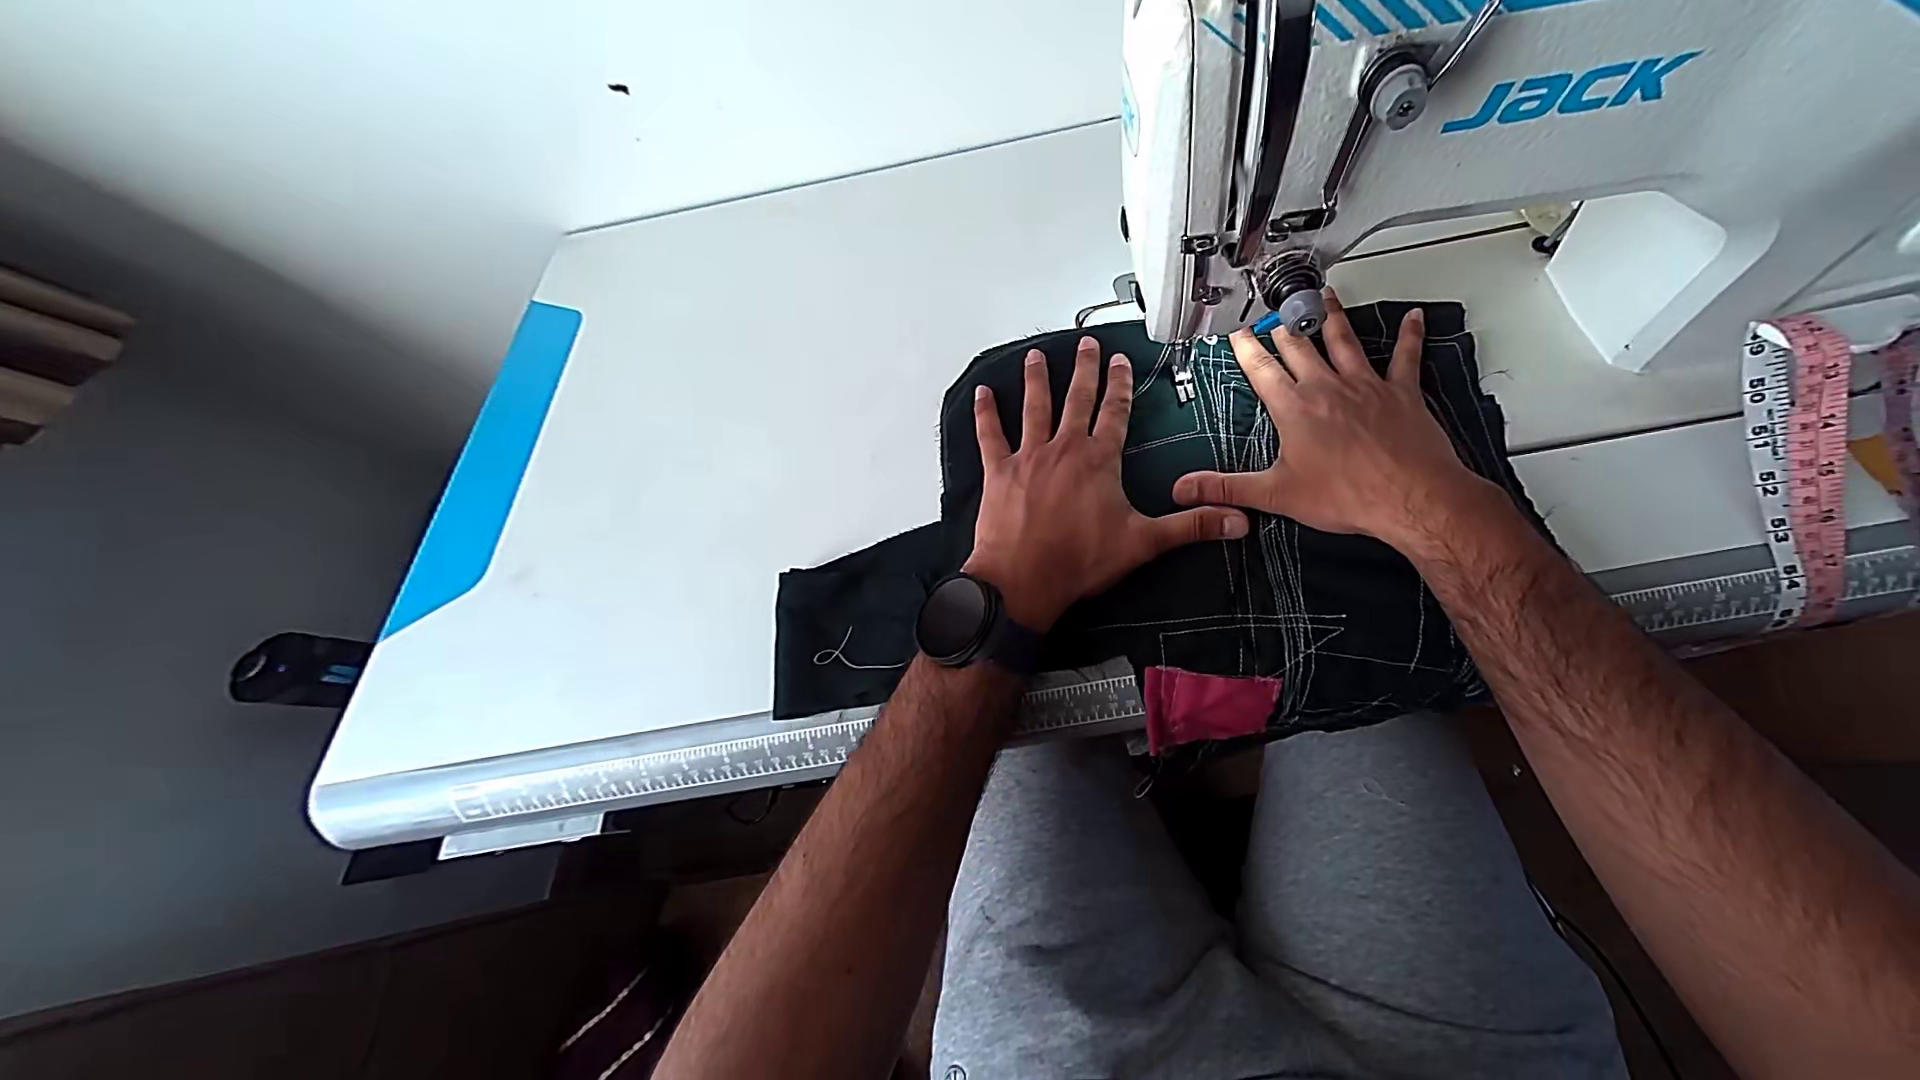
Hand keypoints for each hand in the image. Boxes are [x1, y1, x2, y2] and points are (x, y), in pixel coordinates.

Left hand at [965, 336, 1248, 629]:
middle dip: (1084, 370)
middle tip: (1085, 345)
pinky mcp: (999, 472)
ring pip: (1034, 407)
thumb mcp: (1143, 542)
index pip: (1115, 412)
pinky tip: (981, 393)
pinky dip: (985, 413)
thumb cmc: (1078, 561)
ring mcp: (1029, 457)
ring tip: (1036, 356)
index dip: (1120, 385)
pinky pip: (990, 434)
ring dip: (1036, 380)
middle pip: (1077, 399)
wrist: (1024, 580)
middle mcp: (1064, 449)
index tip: (1121, 361)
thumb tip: (1237, 521)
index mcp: (1099, 460)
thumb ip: (1190, 526)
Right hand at [1171, 291, 1495, 549]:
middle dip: (1283, 327)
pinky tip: (1411, 318)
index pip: (1262, 370)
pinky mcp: (1401, 393)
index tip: (1238, 333)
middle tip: (1275, 311)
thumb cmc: (1347, 495)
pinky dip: (1408, 335)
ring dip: (1332, 317)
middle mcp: (1328, 388)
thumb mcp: (1274, 494)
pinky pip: (1405, 356)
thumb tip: (1185, 488)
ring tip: (1324, 297)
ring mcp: (1366, 386)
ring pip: (1345, 341)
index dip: (1246, 349)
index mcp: (1294, 409)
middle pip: (1300, 347)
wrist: (1410, 498)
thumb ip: (1225, 488)